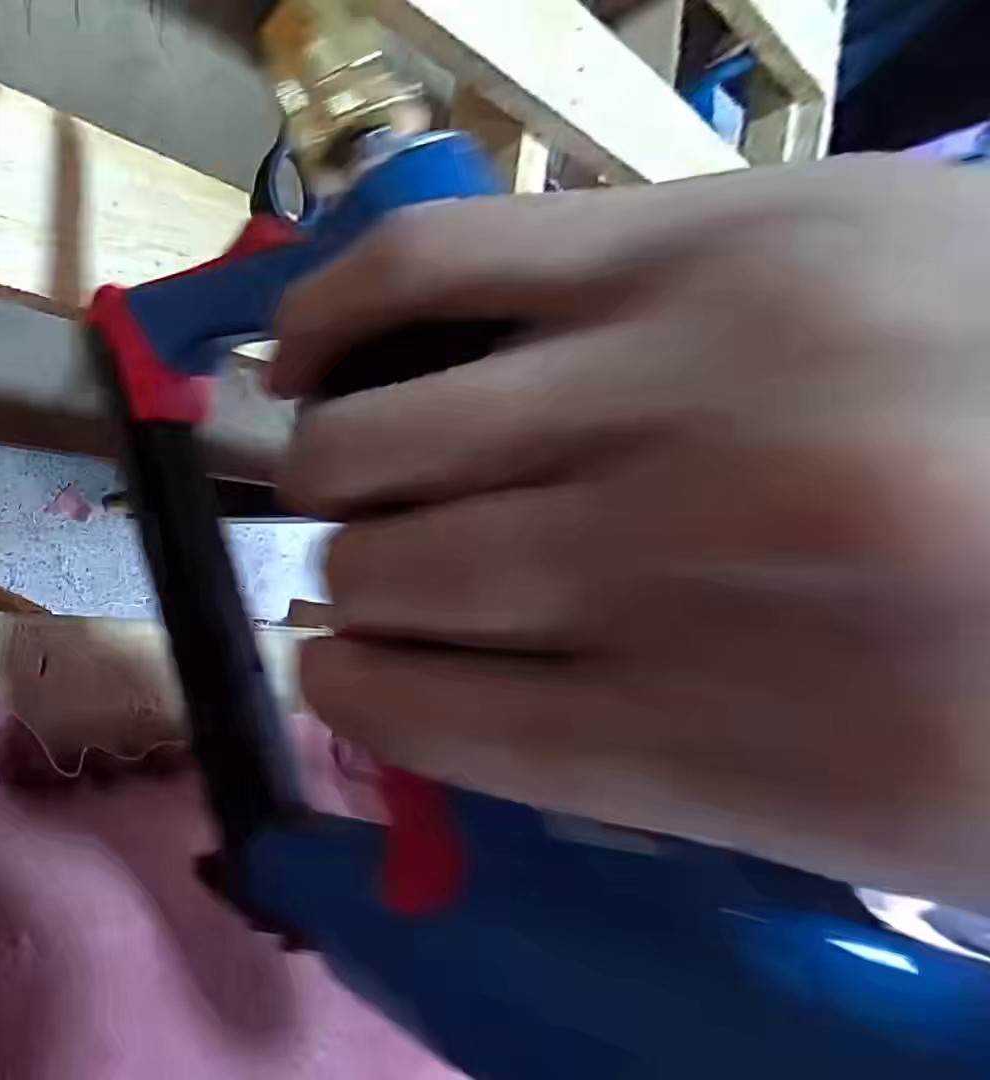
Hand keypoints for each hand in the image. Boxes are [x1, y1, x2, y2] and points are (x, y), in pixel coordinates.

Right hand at [271, 158, 989, 905]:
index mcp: (770, 746)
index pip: (414, 717)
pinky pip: (409, 269)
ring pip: (354, 447)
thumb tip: (380, 676)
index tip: (345, 670)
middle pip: (374, 575)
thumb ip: (584, 753)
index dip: (346, 692)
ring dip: (329, 480)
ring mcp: (701, 364)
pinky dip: (318, 327)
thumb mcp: (837, 802)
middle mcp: (721, 547)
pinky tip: (305, 367)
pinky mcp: (700, 227)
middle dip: (354, 579)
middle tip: (390, 561)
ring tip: (365, 470)